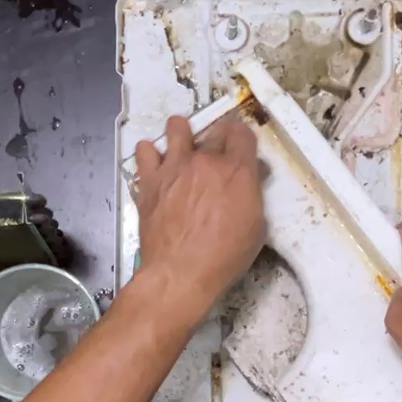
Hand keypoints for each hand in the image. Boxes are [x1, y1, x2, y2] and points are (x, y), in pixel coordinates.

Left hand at [133, 114, 264, 321]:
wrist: (180, 273)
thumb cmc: (224, 257)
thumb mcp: (255, 228)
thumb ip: (251, 195)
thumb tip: (248, 180)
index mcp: (237, 171)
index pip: (242, 133)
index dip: (242, 138)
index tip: (240, 147)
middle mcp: (205, 161)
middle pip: (214, 130)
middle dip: (218, 137)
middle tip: (216, 151)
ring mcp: (174, 168)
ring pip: (176, 128)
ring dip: (181, 131)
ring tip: (181, 141)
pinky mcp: (150, 181)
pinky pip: (145, 151)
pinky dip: (150, 152)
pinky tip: (155, 162)